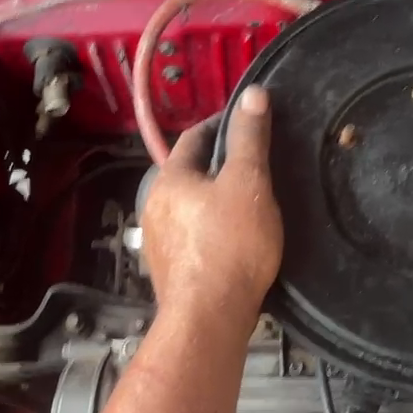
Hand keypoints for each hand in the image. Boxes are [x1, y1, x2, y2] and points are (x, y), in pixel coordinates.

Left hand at [142, 86, 283, 320]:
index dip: (222, 126)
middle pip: (191, 175)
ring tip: (250, 205)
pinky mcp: (171, 272)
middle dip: (220, 167)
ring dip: (215, 202)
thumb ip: (250, 139)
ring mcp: (159, 243)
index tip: (249, 124)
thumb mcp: (248, 184)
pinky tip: (235, 242)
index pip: (194, 138)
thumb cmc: (231, 246)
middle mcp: (155, 207)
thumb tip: (253, 94)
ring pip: (191, 208)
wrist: (210, 318)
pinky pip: (193, 239)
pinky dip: (212, 232)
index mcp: (169, 180)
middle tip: (256, 167)